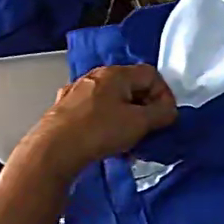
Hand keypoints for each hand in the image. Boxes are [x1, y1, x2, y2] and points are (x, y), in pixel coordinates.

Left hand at [10, 64, 176, 181]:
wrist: (54, 150)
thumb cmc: (100, 130)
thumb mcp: (142, 122)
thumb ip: (163, 113)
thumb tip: (169, 111)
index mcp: (115, 73)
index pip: (152, 74)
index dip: (164, 95)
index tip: (165, 115)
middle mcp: (95, 76)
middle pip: (133, 86)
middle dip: (147, 107)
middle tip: (151, 127)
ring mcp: (77, 92)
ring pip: (115, 100)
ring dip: (129, 117)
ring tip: (132, 138)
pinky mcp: (66, 109)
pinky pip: (98, 111)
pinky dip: (110, 123)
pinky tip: (110, 140)